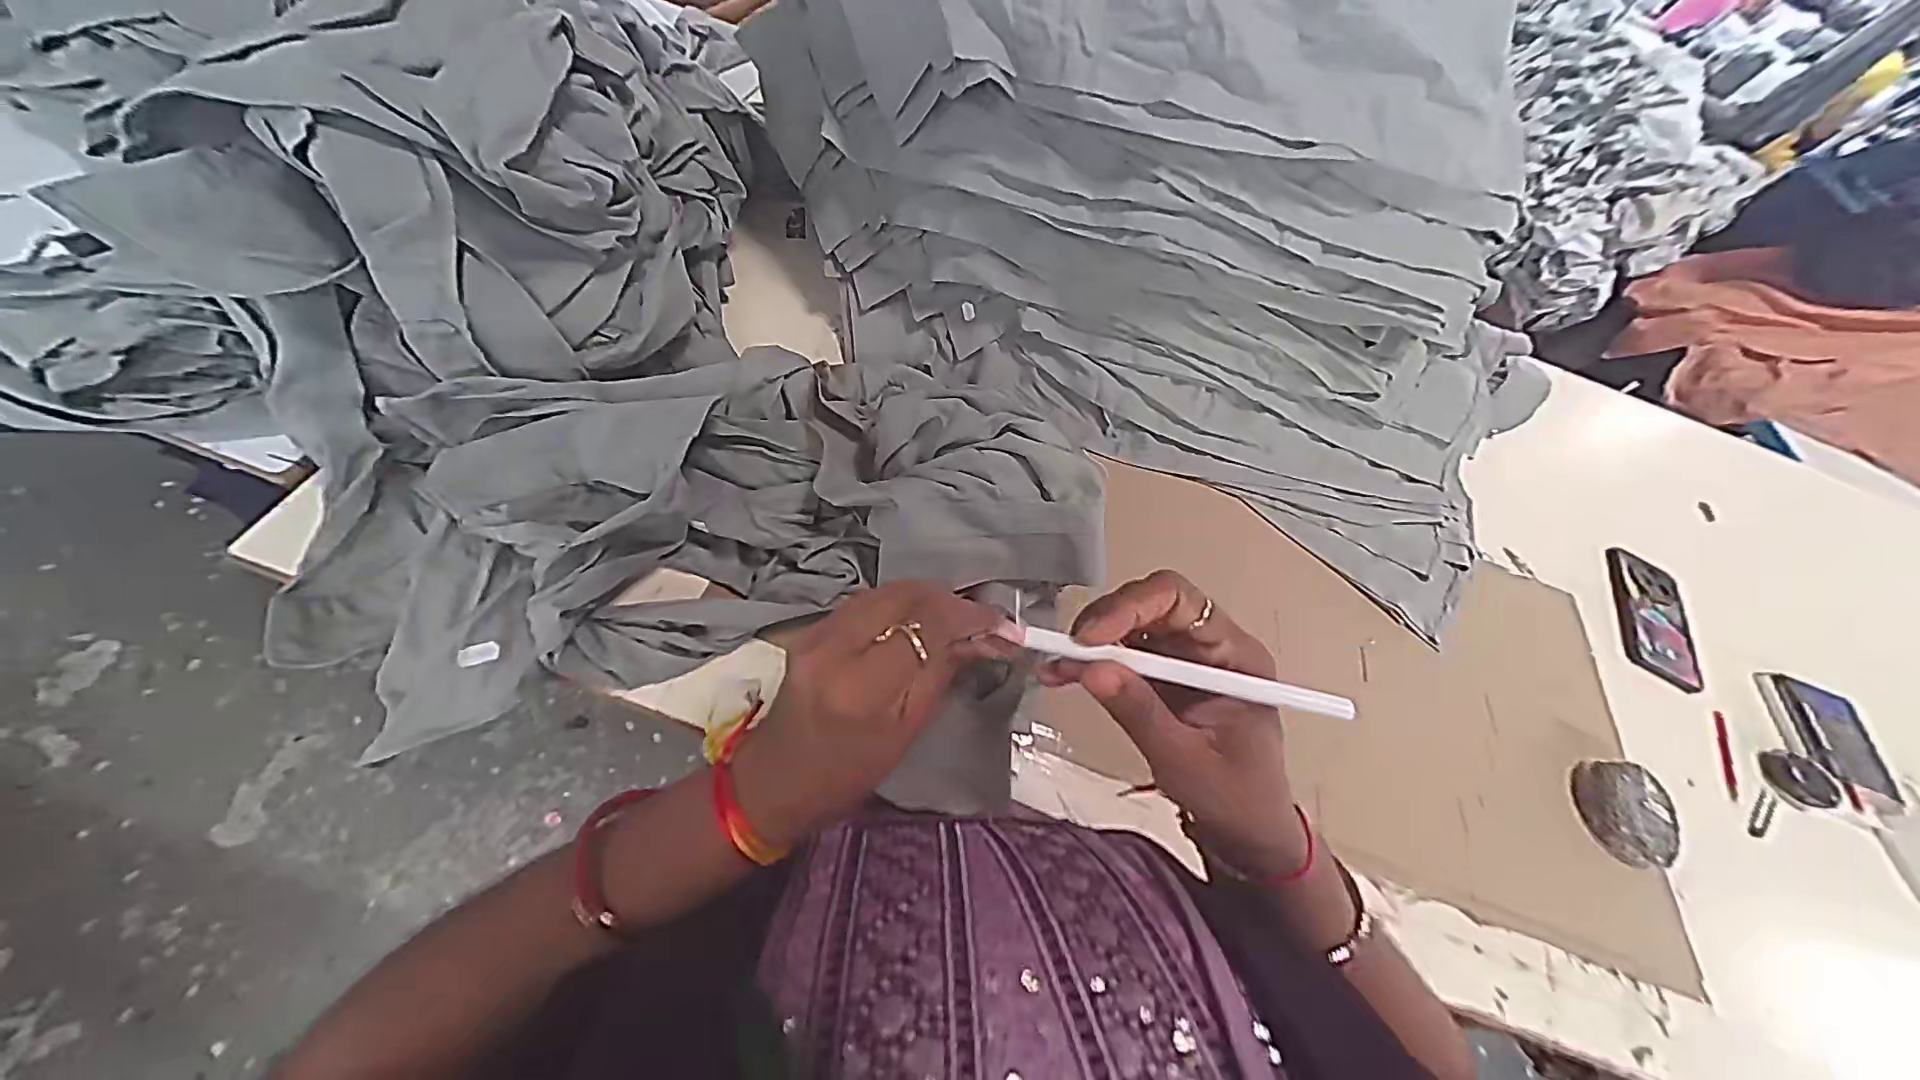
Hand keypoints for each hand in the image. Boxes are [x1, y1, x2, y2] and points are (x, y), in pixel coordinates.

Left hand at [731, 581, 1016, 847]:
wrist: (775, 778)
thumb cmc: (847, 773)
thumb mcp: (905, 733)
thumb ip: (941, 675)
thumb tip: (983, 639)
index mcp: (861, 686)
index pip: (926, 624)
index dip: (970, 616)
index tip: (1001, 626)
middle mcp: (835, 646)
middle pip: (907, 595)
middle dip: (952, 600)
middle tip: (982, 621)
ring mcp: (817, 632)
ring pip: (887, 590)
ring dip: (928, 599)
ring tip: (956, 619)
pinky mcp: (810, 627)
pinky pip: (867, 600)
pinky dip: (901, 603)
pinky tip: (918, 620)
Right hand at [1040, 570, 1308, 876]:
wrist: (1244, 831)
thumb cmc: (1235, 799)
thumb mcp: (1185, 761)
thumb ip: (1141, 713)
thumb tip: (1094, 672)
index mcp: (1234, 655)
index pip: (1181, 602)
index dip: (1132, 607)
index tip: (1092, 637)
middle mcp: (1207, 647)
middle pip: (1150, 604)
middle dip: (1105, 621)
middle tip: (1070, 650)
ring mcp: (1181, 660)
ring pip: (1128, 625)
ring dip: (1090, 641)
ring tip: (1059, 665)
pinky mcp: (1159, 676)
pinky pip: (1119, 653)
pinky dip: (1088, 661)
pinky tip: (1063, 674)